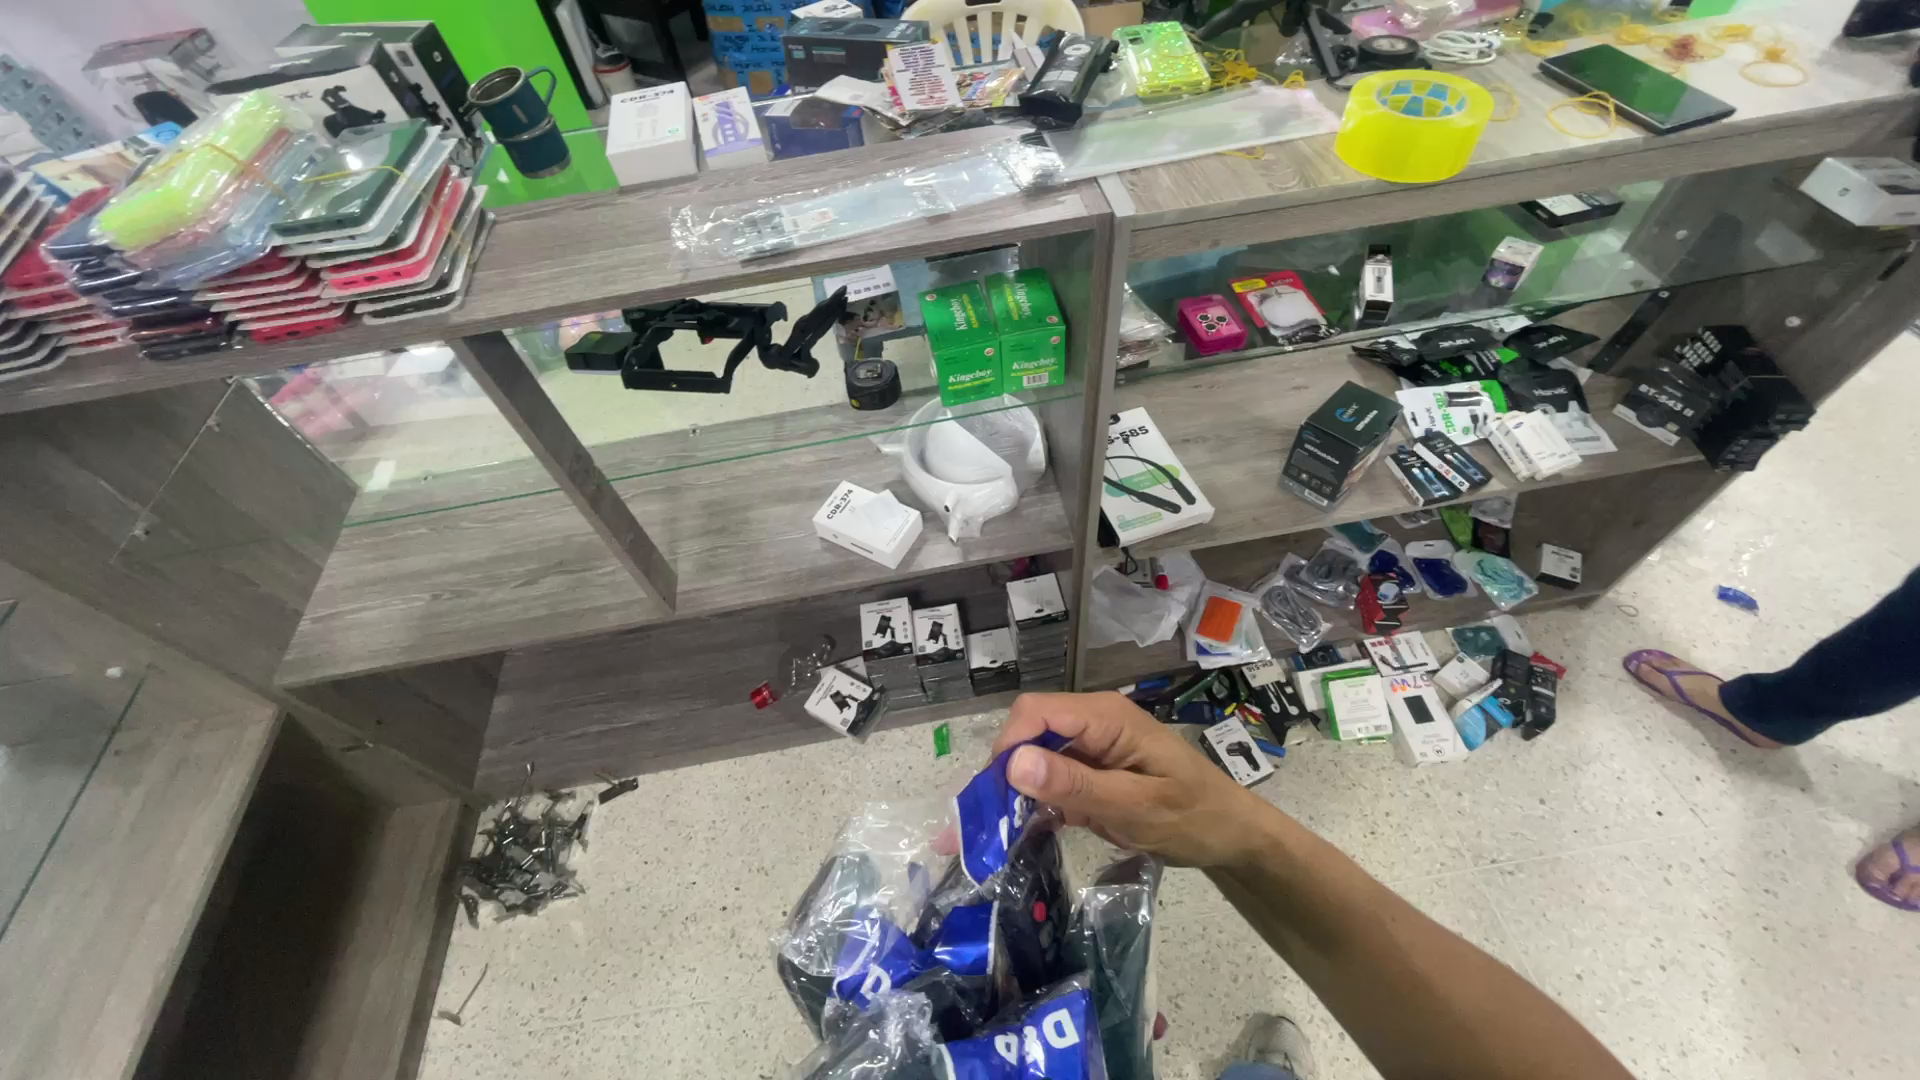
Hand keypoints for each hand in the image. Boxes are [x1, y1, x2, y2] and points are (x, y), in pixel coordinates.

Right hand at [991, 691, 1275, 868]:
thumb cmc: (1193, 818)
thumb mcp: (1134, 807)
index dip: (1009, 746)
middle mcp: (1093, 722)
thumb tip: (1014, 764)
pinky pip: (1051, 776)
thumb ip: (1075, 784)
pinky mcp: (1092, 769)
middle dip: (1005, 771)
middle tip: (991, 822)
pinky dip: (1035, 800)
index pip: (1035, 711)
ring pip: (1035, 755)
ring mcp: (1092, 745)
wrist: (1232, 835)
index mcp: (1106, 717)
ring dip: (1015, 789)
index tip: (995, 795)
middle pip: (1030, 731)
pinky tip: (1025, 830)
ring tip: (996, 833)